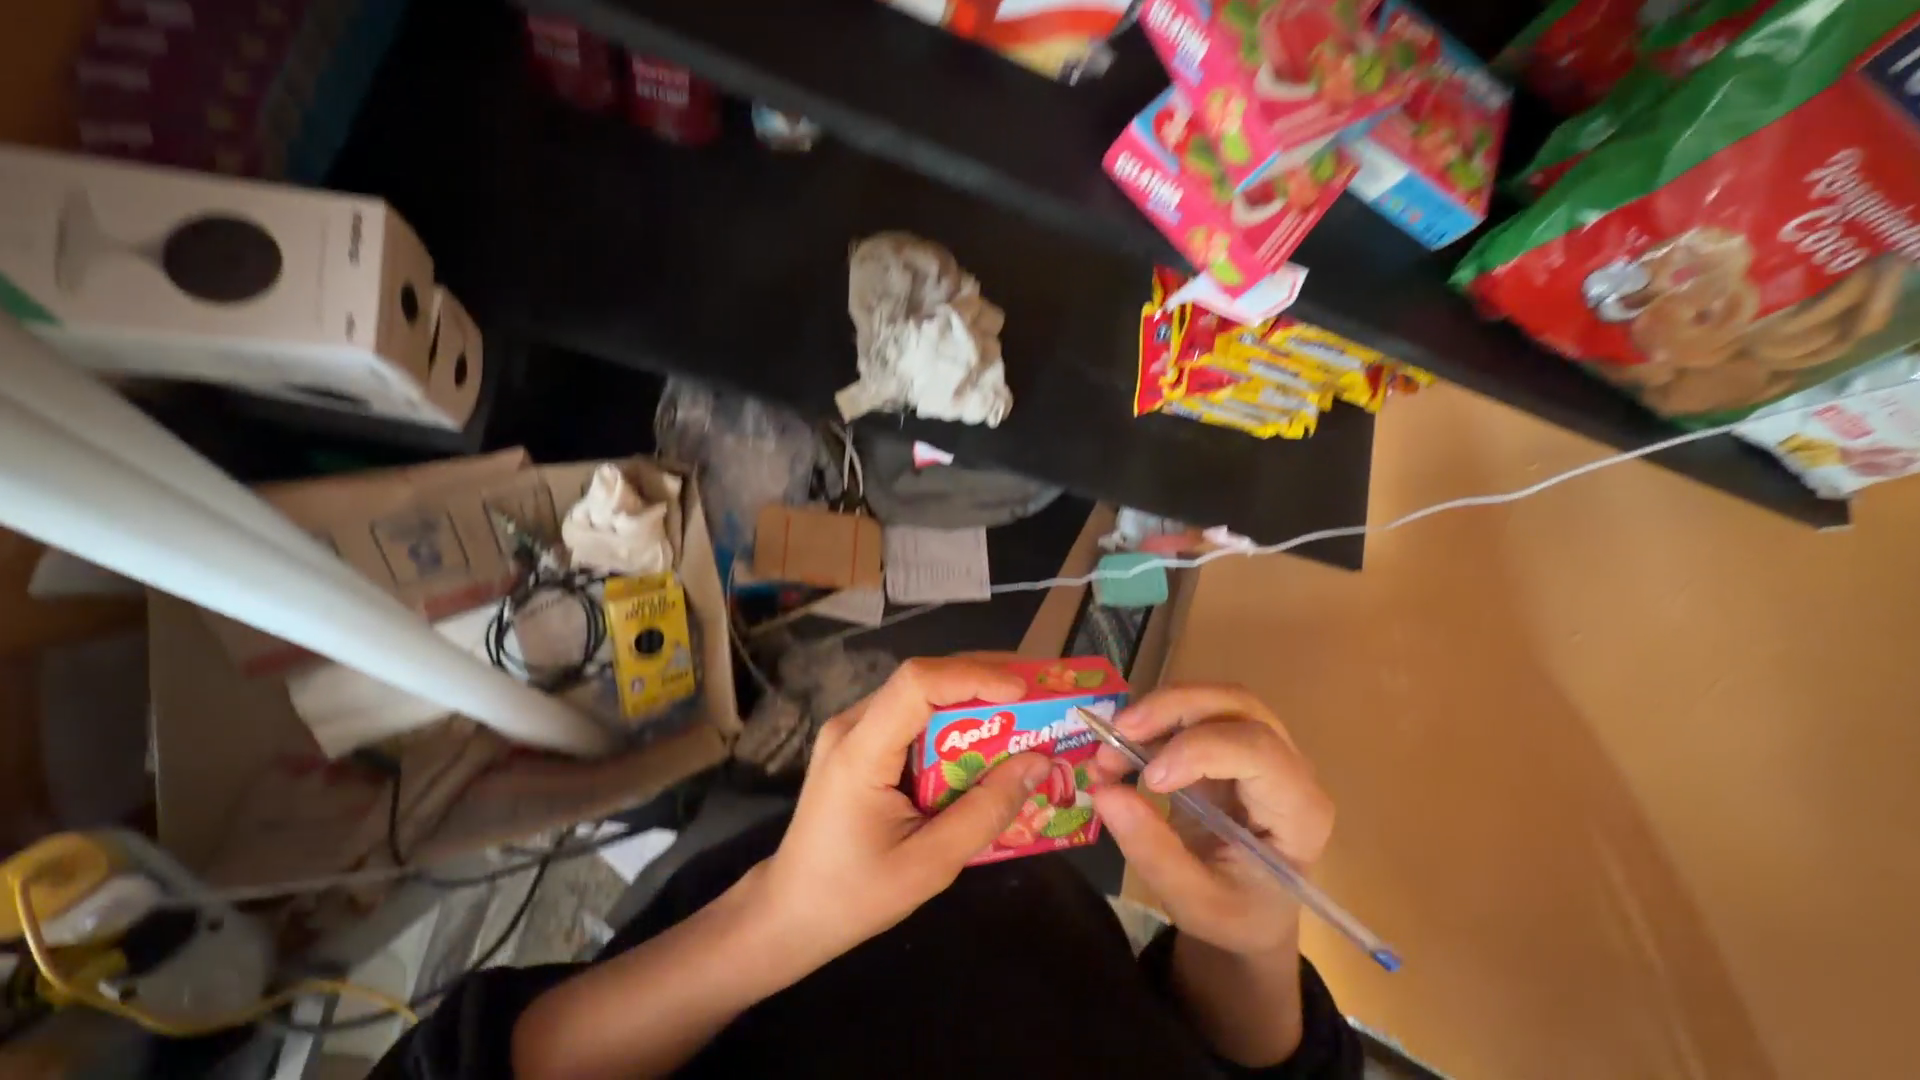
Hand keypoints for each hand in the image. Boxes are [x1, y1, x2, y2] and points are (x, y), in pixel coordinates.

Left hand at [753, 658, 1051, 964]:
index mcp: (860, 751)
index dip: (973, 676)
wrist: (790, 914)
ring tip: (1026, 709)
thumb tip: (1039, 762)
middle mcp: (852, 726)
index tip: (1023, 692)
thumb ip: (985, 812)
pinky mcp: (861, 747)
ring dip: (972, 697)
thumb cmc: (853, 896)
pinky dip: (954, 721)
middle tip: (1041, 692)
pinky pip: (913, 717)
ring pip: (920, 693)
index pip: (916, 684)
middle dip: (985, 678)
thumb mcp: (930, 865)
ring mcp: (852, 733)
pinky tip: (987, 738)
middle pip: (922, 679)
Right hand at [1089, 686, 1332, 956]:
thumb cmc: (1235, 914)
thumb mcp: (1193, 903)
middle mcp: (1289, 768)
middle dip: (1173, 708)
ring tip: (1109, 745)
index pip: (1259, 751)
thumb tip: (1104, 791)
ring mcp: (1260, 749)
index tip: (1150, 780)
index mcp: (1299, 812)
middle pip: (1237, 706)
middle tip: (1118, 731)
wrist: (1249, 915)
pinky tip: (1119, 750)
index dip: (1200, 750)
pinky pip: (1191, 713)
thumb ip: (1152, 851)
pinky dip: (1150, 723)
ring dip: (1156, 711)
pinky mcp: (1229, 745)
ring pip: (1212, 699)